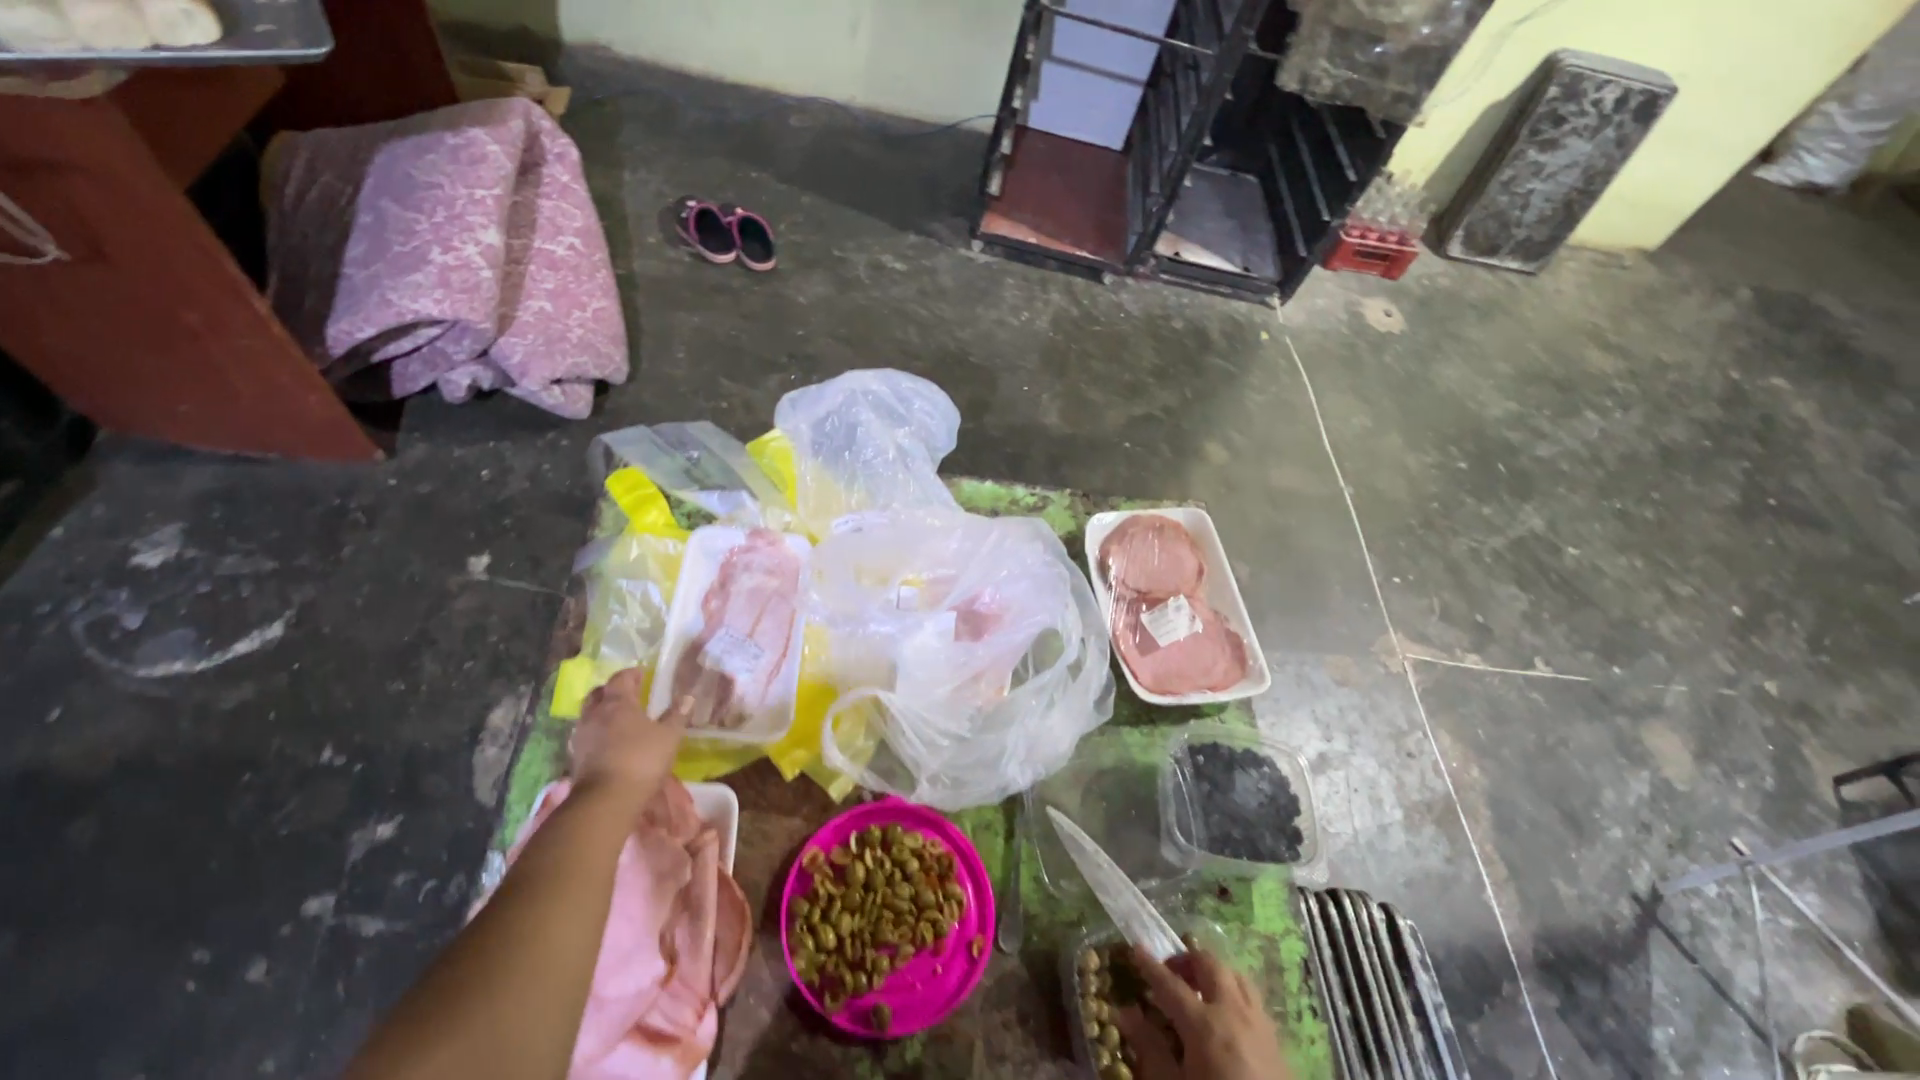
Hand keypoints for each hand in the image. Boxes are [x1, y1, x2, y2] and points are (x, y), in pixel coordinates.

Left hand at [568, 668, 686, 800]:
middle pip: (598, 694)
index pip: (621, 679)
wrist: (607, 798)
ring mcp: (582, 735)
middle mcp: (595, 714)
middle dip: (610, 690)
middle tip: (626, 694)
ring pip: (588, 714)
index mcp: (618, 703)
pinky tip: (607, 742)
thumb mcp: (669, 736)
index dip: (631, 674)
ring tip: (616, 719)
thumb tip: (687, 697)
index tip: (641, 674)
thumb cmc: (642, 759)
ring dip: (600, 712)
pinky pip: (585, 735)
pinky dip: (596, 732)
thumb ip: (677, 715)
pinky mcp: (575, 756)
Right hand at [1116, 947, 1290, 1079]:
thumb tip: (1125, 1012)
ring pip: (1236, 976)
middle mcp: (1233, 1012)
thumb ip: (1149, 1047)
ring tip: (1198, 988)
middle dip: (1186, 961)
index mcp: (1203, 1024)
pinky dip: (1235, 992)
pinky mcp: (1276, 1039)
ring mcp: (1259, 1023)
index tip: (1136, 948)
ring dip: (1214, 972)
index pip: (1170, 984)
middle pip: (1210, 965)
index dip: (1151, 966)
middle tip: (1169, 973)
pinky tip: (1226, 1015)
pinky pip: (1253, 999)